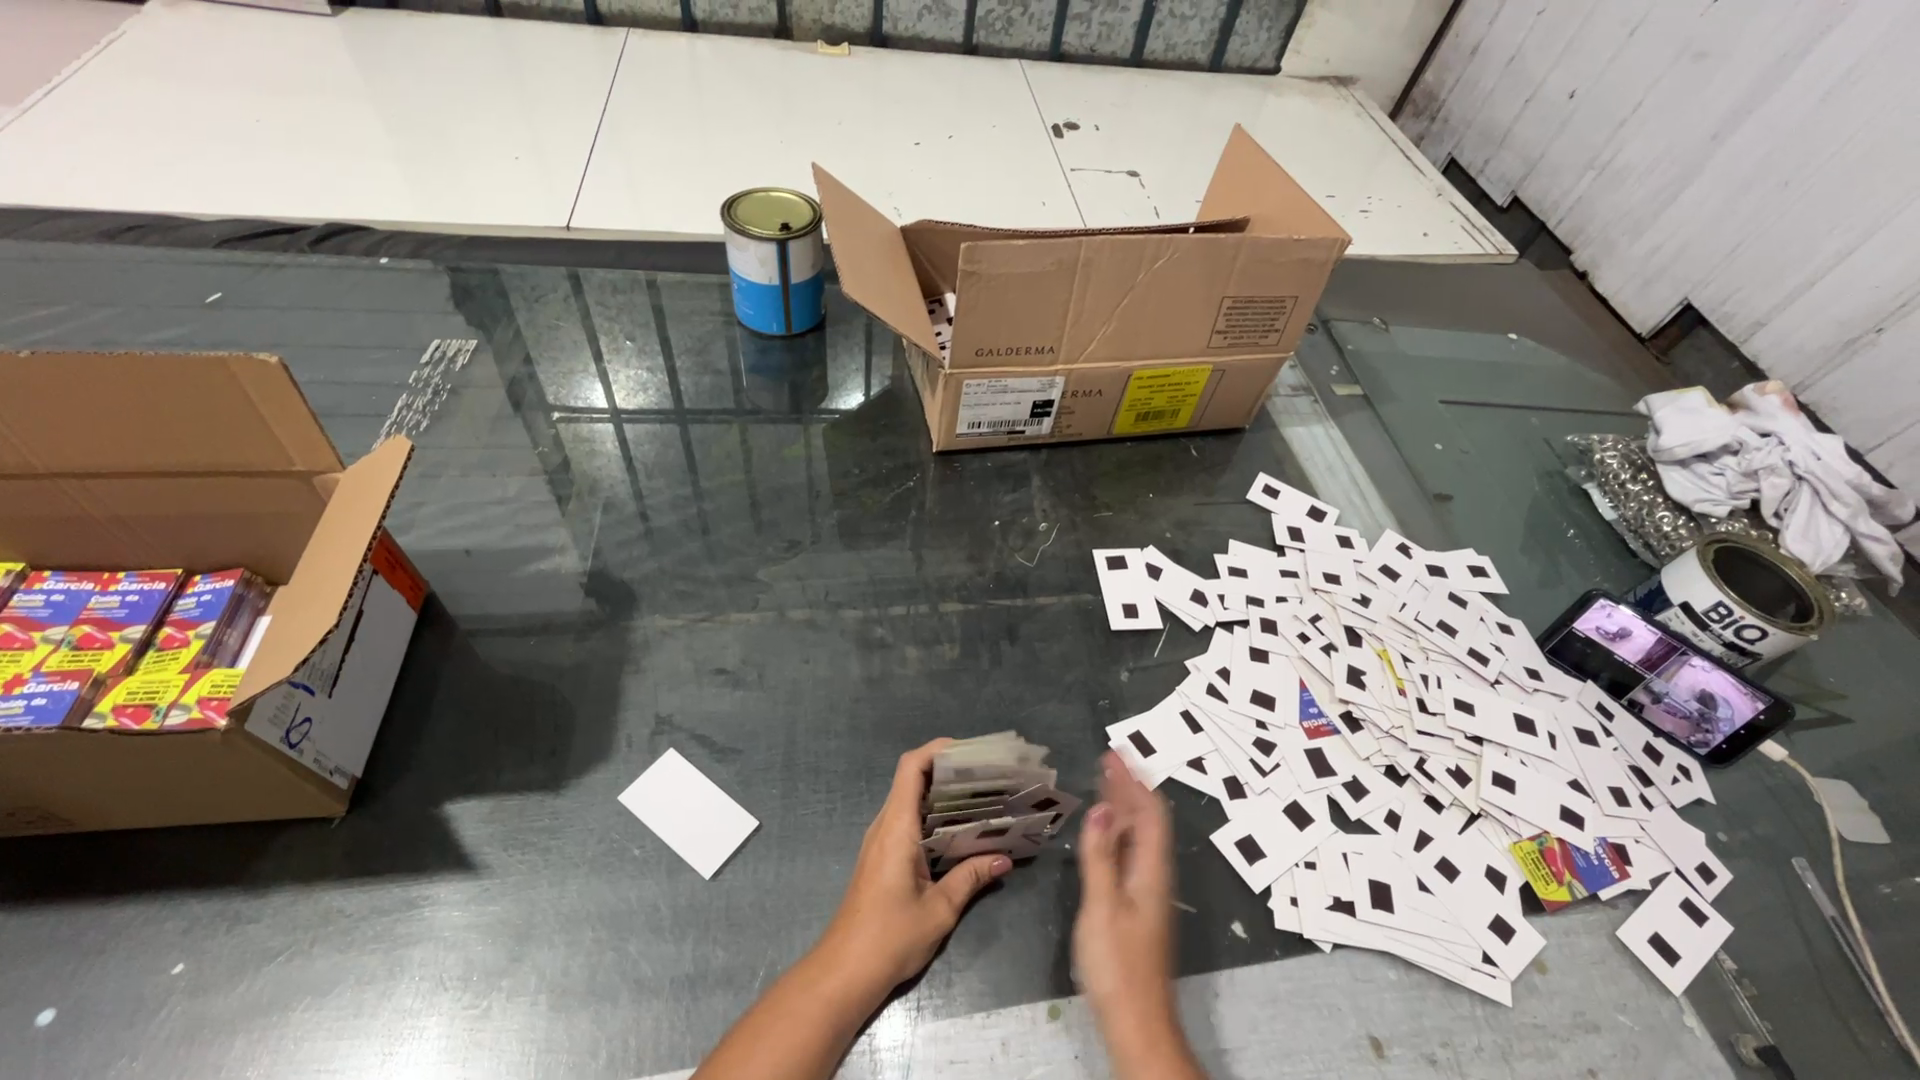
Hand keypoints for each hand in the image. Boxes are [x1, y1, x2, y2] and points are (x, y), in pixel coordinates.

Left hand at [817, 739, 1012, 990]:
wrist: (845, 971)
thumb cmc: (890, 938)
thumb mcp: (940, 910)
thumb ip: (971, 879)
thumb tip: (1003, 859)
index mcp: (897, 828)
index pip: (911, 768)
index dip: (937, 750)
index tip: (971, 750)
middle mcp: (885, 826)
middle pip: (912, 779)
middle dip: (949, 770)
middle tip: (988, 775)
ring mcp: (881, 841)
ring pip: (911, 800)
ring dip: (943, 794)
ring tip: (983, 797)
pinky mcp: (882, 857)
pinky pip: (909, 821)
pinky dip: (934, 816)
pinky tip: (961, 831)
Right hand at [1074, 751, 1177, 1024]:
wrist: (1135, 1018)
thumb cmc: (1118, 963)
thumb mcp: (1103, 906)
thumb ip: (1100, 856)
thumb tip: (1099, 808)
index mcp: (1151, 871)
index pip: (1149, 813)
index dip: (1134, 781)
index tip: (1116, 753)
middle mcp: (1155, 875)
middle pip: (1148, 821)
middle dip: (1130, 788)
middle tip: (1110, 759)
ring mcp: (1148, 892)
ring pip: (1140, 837)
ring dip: (1125, 807)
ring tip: (1106, 783)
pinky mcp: (1138, 905)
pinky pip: (1132, 853)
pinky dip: (1119, 831)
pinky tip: (1105, 832)